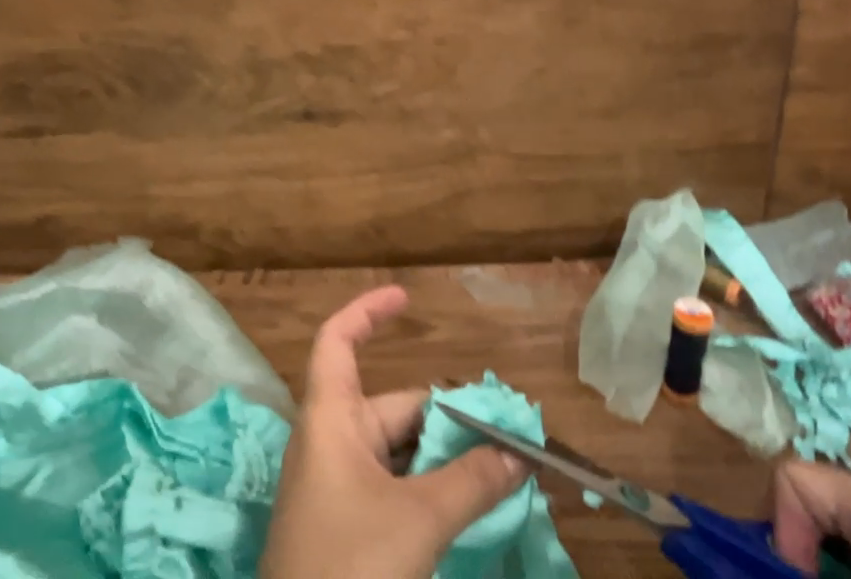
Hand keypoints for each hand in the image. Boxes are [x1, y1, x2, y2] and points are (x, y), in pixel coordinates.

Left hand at [262, 286, 529, 578]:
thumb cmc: (349, 565)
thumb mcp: (419, 520)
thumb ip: (472, 482)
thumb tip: (519, 455)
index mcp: (330, 420)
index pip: (337, 342)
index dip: (367, 313)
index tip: (407, 299)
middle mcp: (331, 444)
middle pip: (393, 406)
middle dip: (448, 415)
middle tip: (508, 436)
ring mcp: (337, 488)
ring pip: (400, 452)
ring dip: (446, 457)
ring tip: (502, 470)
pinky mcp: (346, 527)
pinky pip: (395, 487)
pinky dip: (432, 488)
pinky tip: (470, 504)